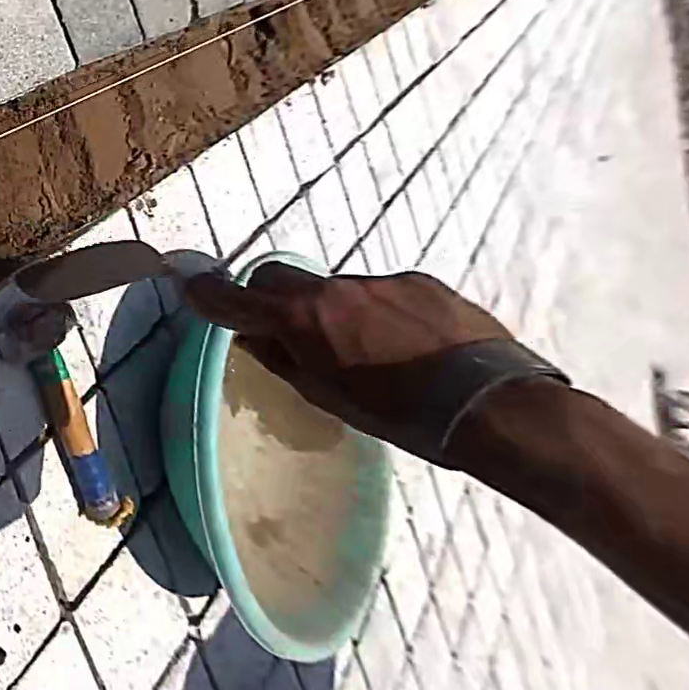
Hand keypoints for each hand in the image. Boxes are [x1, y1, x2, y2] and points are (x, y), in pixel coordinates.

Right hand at [184, 264, 511, 465]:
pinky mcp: (421, 283)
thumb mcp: (321, 391)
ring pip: (330, 287)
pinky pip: (377, 290)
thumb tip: (251, 336)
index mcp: (299, 317)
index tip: (190, 288)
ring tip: (363, 345)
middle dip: (268, 296)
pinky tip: (401, 340)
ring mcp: (378, 281)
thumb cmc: (397, 412)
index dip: (205, 293)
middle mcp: (331, 289)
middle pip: (275, 277)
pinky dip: (373, 309)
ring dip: (330, 307)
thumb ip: (279, 356)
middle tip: (283, 325)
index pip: (232, 297)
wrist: (497, 407)